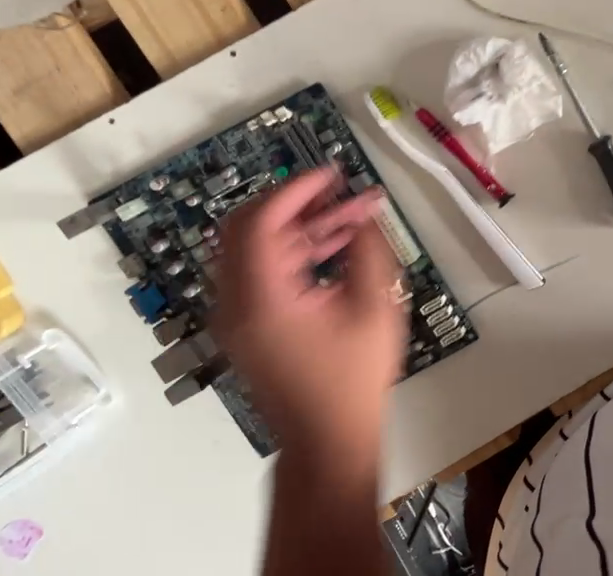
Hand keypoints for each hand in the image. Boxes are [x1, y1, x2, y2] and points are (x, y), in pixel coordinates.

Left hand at [215, 166, 406, 464]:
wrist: (327, 440)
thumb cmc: (353, 376)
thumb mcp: (374, 307)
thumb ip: (367, 250)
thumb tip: (363, 210)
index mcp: (262, 297)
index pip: (261, 222)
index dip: (296, 189)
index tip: (333, 172)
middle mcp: (237, 302)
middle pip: (247, 229)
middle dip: (295, 201)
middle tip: (339, 186)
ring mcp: (240, 315)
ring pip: (259, 249)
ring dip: (304, 225)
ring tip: (356, 211)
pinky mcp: (252, 325)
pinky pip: (267, 271)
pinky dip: (299, 251)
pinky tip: (342, 243)